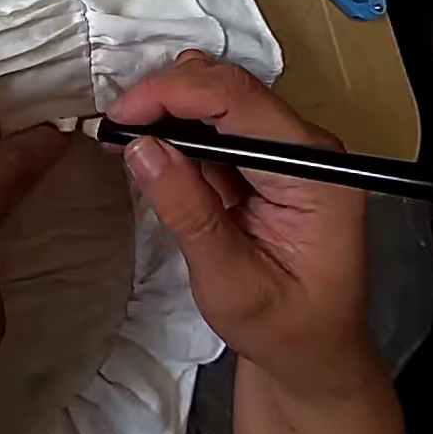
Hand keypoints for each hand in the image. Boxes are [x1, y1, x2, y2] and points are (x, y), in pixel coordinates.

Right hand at [110, 50, 377, 398]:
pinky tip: (150, 146)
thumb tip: (142, 147)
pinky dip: (169, 118)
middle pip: (224, 83)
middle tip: (118, 130)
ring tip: (130, 139)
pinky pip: (207, 112)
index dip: (172, 94)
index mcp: (314, 173)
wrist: (309, 349)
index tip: (120, 117)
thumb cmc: (281, 326)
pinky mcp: (258, 147)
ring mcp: (282, 142)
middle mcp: (304, 144)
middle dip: (162, 94)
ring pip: (212, 88)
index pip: (239, 100)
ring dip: (163, 103)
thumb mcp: (230, 282)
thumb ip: (189, 212)